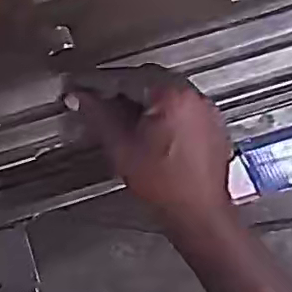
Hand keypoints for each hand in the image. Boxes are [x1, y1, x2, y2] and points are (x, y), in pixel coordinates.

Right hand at [65, 65, 235, 233]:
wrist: (198, 214)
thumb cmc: (167, 187)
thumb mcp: (121, 147)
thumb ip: (98, 115)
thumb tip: (82, 98)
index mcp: (170, 96)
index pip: (125, 77)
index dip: (97, 82)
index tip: (81, 86)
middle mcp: (192, 97)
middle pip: (146, 78)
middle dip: (118, 87)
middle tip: (95, 98)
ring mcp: (204, 110)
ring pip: (163, 90)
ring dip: (139, 98)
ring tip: (117, 114)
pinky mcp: (210, 124)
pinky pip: (179, 105)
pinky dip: (159, 109)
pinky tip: (144, 126)